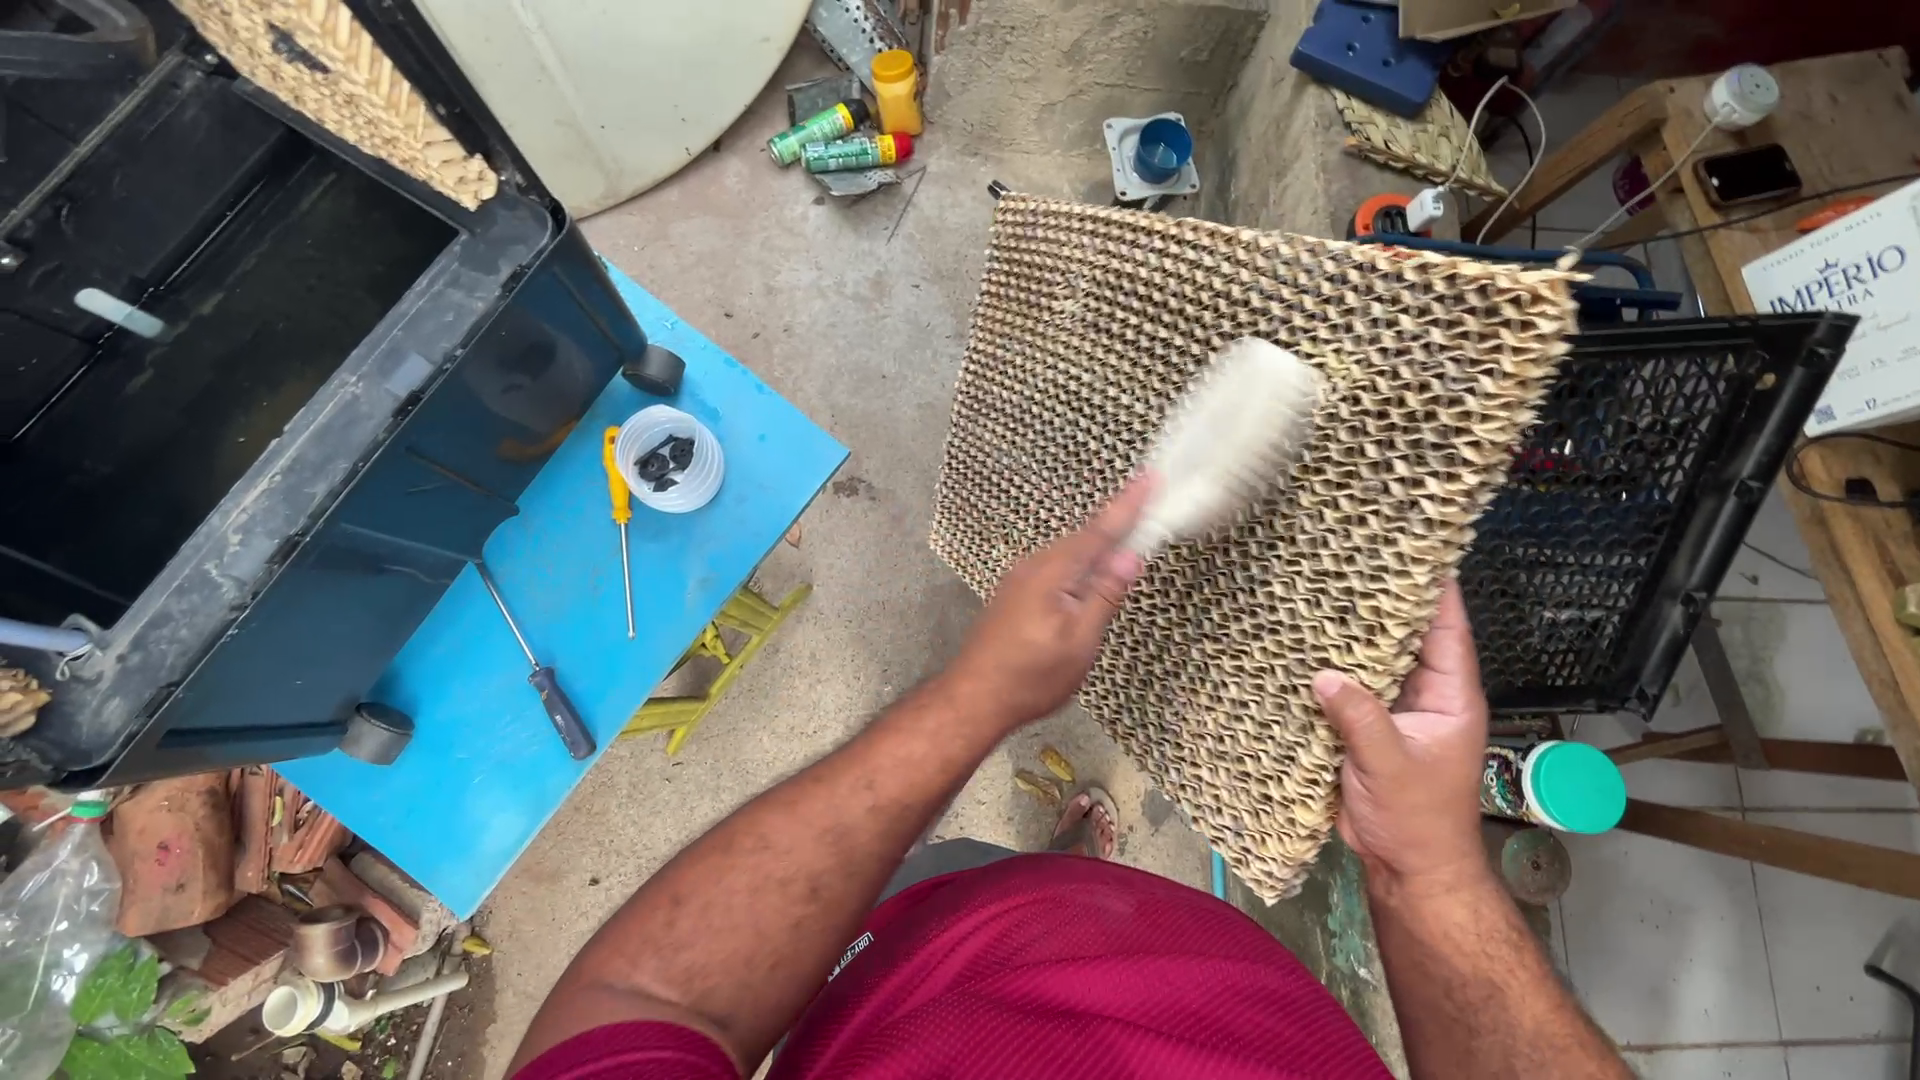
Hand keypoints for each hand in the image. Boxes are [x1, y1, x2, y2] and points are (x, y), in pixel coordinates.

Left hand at [941, 479, 1151, 731]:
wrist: (974, 698)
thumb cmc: (1029, 678)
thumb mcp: (1079, 642)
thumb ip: (1104, 595)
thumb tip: (1129, 556)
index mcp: (1052, 573)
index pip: (1099, 531)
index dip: (1128, 505)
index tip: (1149, 477)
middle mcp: (1033, 567)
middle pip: (1084, 538)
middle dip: (1117, 521)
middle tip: (1149, 502)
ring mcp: (1020, 579)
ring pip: (1069, 554)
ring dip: (1098, 544)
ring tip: (1128, 535)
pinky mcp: (1015, 594)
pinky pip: (1056, 568)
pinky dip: (1079, 564)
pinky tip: (1090, 574)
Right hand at [1313, 581, 1490, 896]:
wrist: (1405, 864)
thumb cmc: (1417, 817)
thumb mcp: (1392, 764)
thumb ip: (1361, 718)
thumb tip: (1322, 675)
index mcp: (1449, 697)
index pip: (1447, 632)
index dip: (1436, 591)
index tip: (1416, 549)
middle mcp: (1422, 695)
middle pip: (1404, 638)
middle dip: (1380, 603)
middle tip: (1348, 561)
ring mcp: (1391, 709)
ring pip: (1371, 661)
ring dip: (1348, 637)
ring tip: (1317, 594)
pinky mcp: (1363, 726)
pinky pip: (1346, 687)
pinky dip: (1327, 668)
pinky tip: (1299, 648)